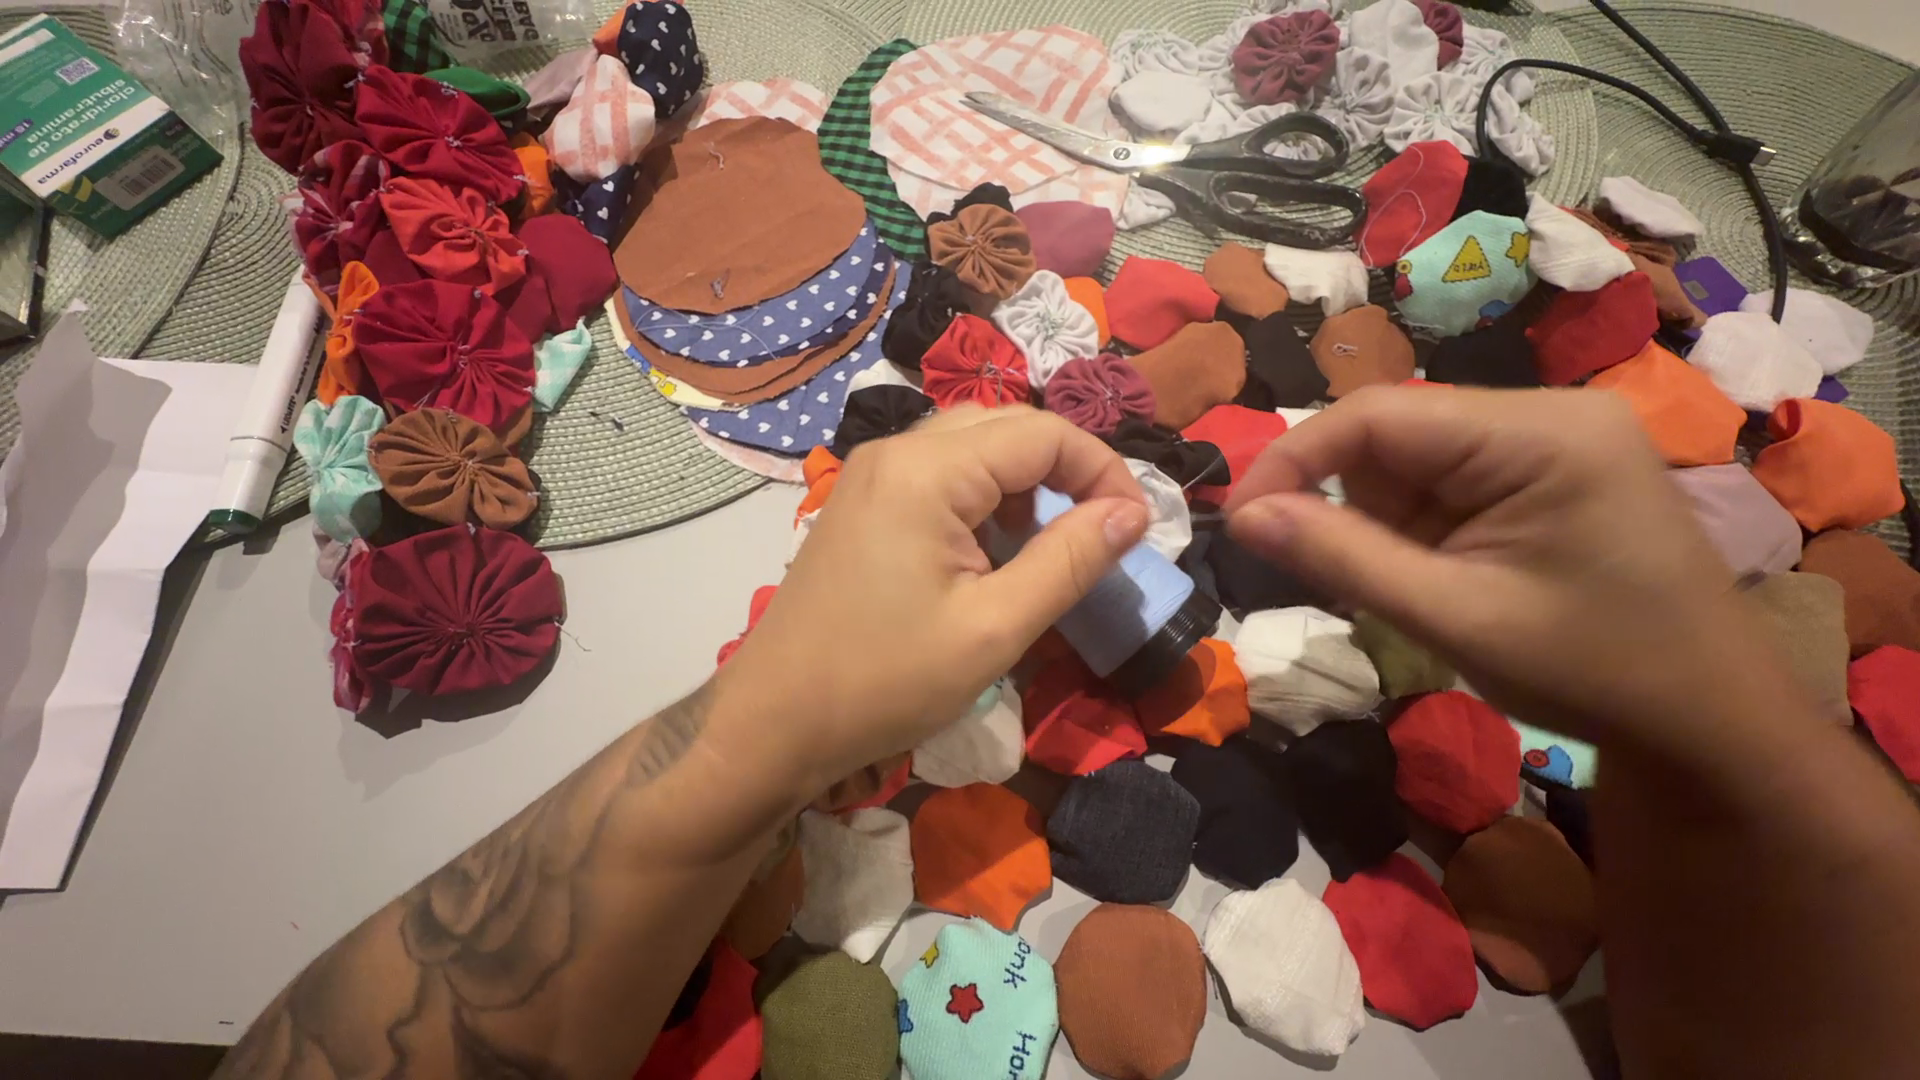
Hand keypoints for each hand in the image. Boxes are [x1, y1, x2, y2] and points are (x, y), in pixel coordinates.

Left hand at [712, 405, 1148, 796]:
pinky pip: (941, 478)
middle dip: (1065, 471)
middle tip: (1097, 534)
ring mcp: (872, 476)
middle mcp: (896, 452)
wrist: (773, 722)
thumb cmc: (884, 682)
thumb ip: (1069, 561)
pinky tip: (992, 554)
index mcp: (926, 470)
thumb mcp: (993, 628)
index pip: (1042, 433)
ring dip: (1024, 487)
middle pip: (1007, 428)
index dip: (1102, 470)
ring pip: (974, 449)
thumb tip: (1131, 514)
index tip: (1135, 529)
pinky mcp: (863, 504)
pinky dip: (983, 502)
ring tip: (1047, 549)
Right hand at [1224, 386, 1776, 747]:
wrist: (1707, 727)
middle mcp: (1542, 416)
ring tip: (1408, 589)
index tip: (1239, 520)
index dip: (1293, 459)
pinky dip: (1406, 530)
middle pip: (1390, 434)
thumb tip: (1241, 517)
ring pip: (1404, 461)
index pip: (1378, 415)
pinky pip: (1435, 483)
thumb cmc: (1590, 672)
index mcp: (1539, 434)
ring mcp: (1544, 443)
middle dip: (1342, 501)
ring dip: (1375, 522)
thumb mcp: (1450, 617)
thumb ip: (1340, 558)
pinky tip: (1433, 577)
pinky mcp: (1537, 474)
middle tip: (1322, 572)